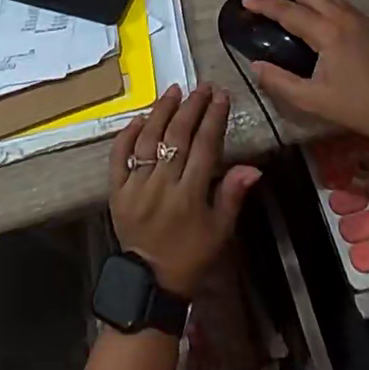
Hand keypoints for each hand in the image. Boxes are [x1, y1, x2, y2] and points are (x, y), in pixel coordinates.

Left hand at [108, 85, 261, 298]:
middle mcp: (162, 186)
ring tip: (174, 91)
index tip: (221, 96)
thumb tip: (252, 166)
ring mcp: (136, 186)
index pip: (204, 146)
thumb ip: (232, 194)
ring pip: (148, 140)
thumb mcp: (220, 230)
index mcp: (190, 196)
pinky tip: (140, 118)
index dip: (213, 118)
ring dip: (161, 112)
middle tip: (202, 88)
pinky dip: (128, 135)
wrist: (151, 282)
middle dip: (192, 107)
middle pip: (177, 137)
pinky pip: (119, 157)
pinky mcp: (116, 191)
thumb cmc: (191, 254)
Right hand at [241, 0, 368, 146]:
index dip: (265, 4)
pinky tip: (311, 3)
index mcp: (328, 32)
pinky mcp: (368, 26)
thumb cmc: (357, 107)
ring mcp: (359, 19)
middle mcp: (343, 18)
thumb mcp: (311, 99)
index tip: (244, 0)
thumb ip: (279, 81)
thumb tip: (255, 65)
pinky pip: (337, 1)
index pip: (288, 11)